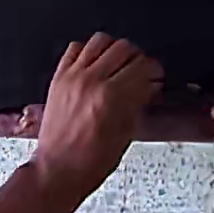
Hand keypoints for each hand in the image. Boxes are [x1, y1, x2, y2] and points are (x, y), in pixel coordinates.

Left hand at [29, 33, 161, 206]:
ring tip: (119, 63)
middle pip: (124, 47)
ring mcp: (73, 77)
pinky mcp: (59, 78)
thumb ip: (138, 103)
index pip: (142, 66)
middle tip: (141, 70)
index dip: (155, 70)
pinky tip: (95, 63)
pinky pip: (75, 48)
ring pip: (100, 40)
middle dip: (138, 58)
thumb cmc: (89, 162)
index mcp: (110, 97)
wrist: (56, 172)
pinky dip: (88, 51)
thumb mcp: (125, 134)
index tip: (156, 76)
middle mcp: (91, 81)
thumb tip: (149, 86)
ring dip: (114, 49)